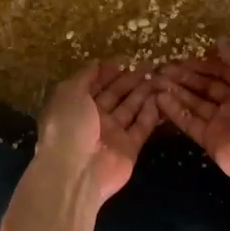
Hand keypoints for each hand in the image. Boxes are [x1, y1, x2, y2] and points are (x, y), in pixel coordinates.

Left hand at [35, 63, 159, 204]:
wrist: (76, 170)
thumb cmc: (68, 126)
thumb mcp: (69, 93)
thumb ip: (84, 77)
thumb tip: (98, 64)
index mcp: (76, 105)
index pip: (95, 84)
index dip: (109, 72)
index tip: (126, 60)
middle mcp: (94, 118)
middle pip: (115, 95)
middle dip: (130, 80)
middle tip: (149, 65)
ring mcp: (112, 134)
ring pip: (130, 109)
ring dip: (143, 93)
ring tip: (159, 77)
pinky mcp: (129, 148)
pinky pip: (141, 127)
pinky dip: (151, 113)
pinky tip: (160, 98)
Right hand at [155, 40, 229, 195]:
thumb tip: (221, 40)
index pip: (224, 70)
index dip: (205, 63)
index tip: (183, 56)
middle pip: (208, 86)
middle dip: (187, 77)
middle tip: (163, 68)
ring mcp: (223, 122)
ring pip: (196, 103)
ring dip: (178, 91)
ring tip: (156, 80)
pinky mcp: (211, 140)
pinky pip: (191, 122)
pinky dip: (176, 111)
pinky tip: (159, 99)